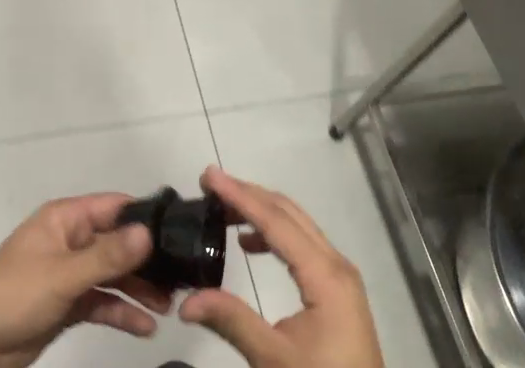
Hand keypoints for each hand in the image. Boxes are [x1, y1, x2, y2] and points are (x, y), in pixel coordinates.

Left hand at [0, 193, 172, 367]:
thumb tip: (148, 230)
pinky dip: (122, 312)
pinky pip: (102, 302)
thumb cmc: (13, 295)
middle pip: (117, 244)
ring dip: (139, 289)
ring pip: (112, 275)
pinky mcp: (66, 304)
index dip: (145, 216)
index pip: (113, 207)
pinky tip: (145, 327)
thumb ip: (107, 255)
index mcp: (64, 219)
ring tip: (171, 306)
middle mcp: (69, 241)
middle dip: (147, 260)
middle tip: (183, 278)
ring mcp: (67, 274)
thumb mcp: (63, 274)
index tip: (182, 230)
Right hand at [179, 167, 383, 367]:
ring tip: (222, 208)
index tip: (208, 174)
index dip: (240, 195)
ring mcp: (340, 276)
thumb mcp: (274, 360)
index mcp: (325, 275)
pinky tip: (249, 244)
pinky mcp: (338, 290)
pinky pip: (303, 244)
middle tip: (209, 184)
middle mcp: (336, 264)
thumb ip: (231, 322)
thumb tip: (184, 301)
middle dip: (248, 193)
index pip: (275, 221)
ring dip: (260, 210)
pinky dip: (274, 233)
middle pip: (288, 213)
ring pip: (297, 225)